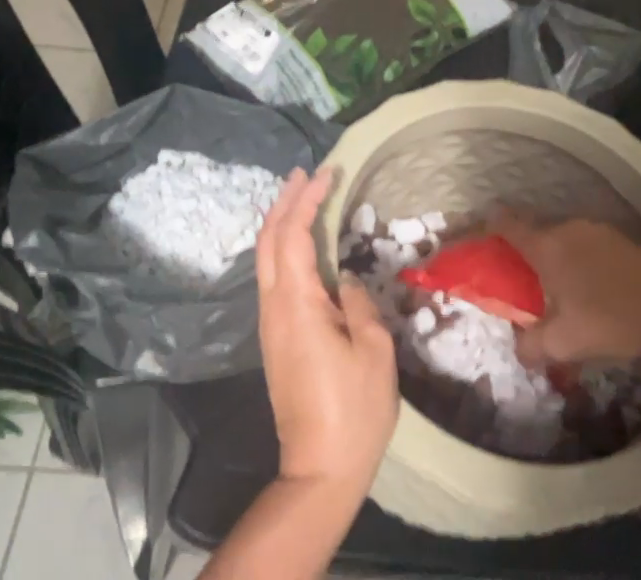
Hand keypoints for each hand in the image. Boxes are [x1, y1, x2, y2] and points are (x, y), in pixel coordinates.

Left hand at [256, 168, 398, 492]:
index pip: (294, 235)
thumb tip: (346, 279)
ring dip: (281, 223)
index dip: (307, 200)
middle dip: (284, 202)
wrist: (319, 467)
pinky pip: (273, 279)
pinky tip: (301, 245)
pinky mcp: (275, 340)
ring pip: (266, 259)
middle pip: (269, 241)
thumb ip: (360, 304)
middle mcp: (274, 308)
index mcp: (297, 304)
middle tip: (306, 173)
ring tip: (302, 198)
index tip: (326, 172)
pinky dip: (284, 249)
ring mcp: (270, 325)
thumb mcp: (374, 351)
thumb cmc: (355, 410)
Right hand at [492, 214, 640, 368]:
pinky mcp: (620, 241)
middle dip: (518, 251)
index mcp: (547, 245)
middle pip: (532, 231)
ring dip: (549, 257)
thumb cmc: (611, 321)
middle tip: (512, 279)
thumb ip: (532, 346)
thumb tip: (519, 349)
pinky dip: (573, 261)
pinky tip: (583, 289)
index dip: (485, 227)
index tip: (473, 239)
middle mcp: (568, 229)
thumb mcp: (563, 343)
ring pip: (559, 238)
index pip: (505, 223)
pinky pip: (582, 244)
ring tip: (549, 289)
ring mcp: (597, 232)